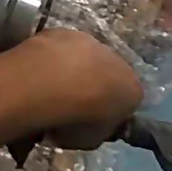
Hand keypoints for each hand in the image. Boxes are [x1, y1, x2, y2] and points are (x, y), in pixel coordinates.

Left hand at [2, 28, 142, 147]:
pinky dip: (54, 56)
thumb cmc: (76, 118)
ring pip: (85, 57)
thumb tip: (90, 125)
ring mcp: (91, 42)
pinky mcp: (65, 31)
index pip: (128, 101)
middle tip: (71, 102)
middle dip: (94, 85)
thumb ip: (96, 130)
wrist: (50, 82)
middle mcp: (118, 61)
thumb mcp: (90, 139)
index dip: (109, 111)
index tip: (91, 119)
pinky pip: (62, 47)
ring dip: (73, 68)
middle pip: (108, 74)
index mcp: (132, 90)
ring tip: (51, 85)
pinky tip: (39, 68)